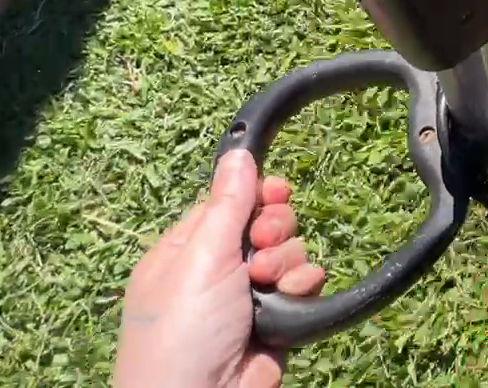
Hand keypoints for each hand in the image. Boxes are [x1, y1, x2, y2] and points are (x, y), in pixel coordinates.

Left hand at [114, 150, 325, 387]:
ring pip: (291, 248)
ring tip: (267, 286)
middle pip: (267, 220)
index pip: (232, 201)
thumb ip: (227, 204)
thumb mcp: (201, 260)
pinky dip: (302, 285)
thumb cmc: (181, 336)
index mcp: (185, 252)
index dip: (257, 194)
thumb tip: (237, 152)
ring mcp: (247, 294)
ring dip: (287, 261)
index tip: (273, 194)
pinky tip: (288, 300)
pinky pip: (306, 278)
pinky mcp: (277, 313)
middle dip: (275, 229)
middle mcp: (217, 270)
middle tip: (263, 247)